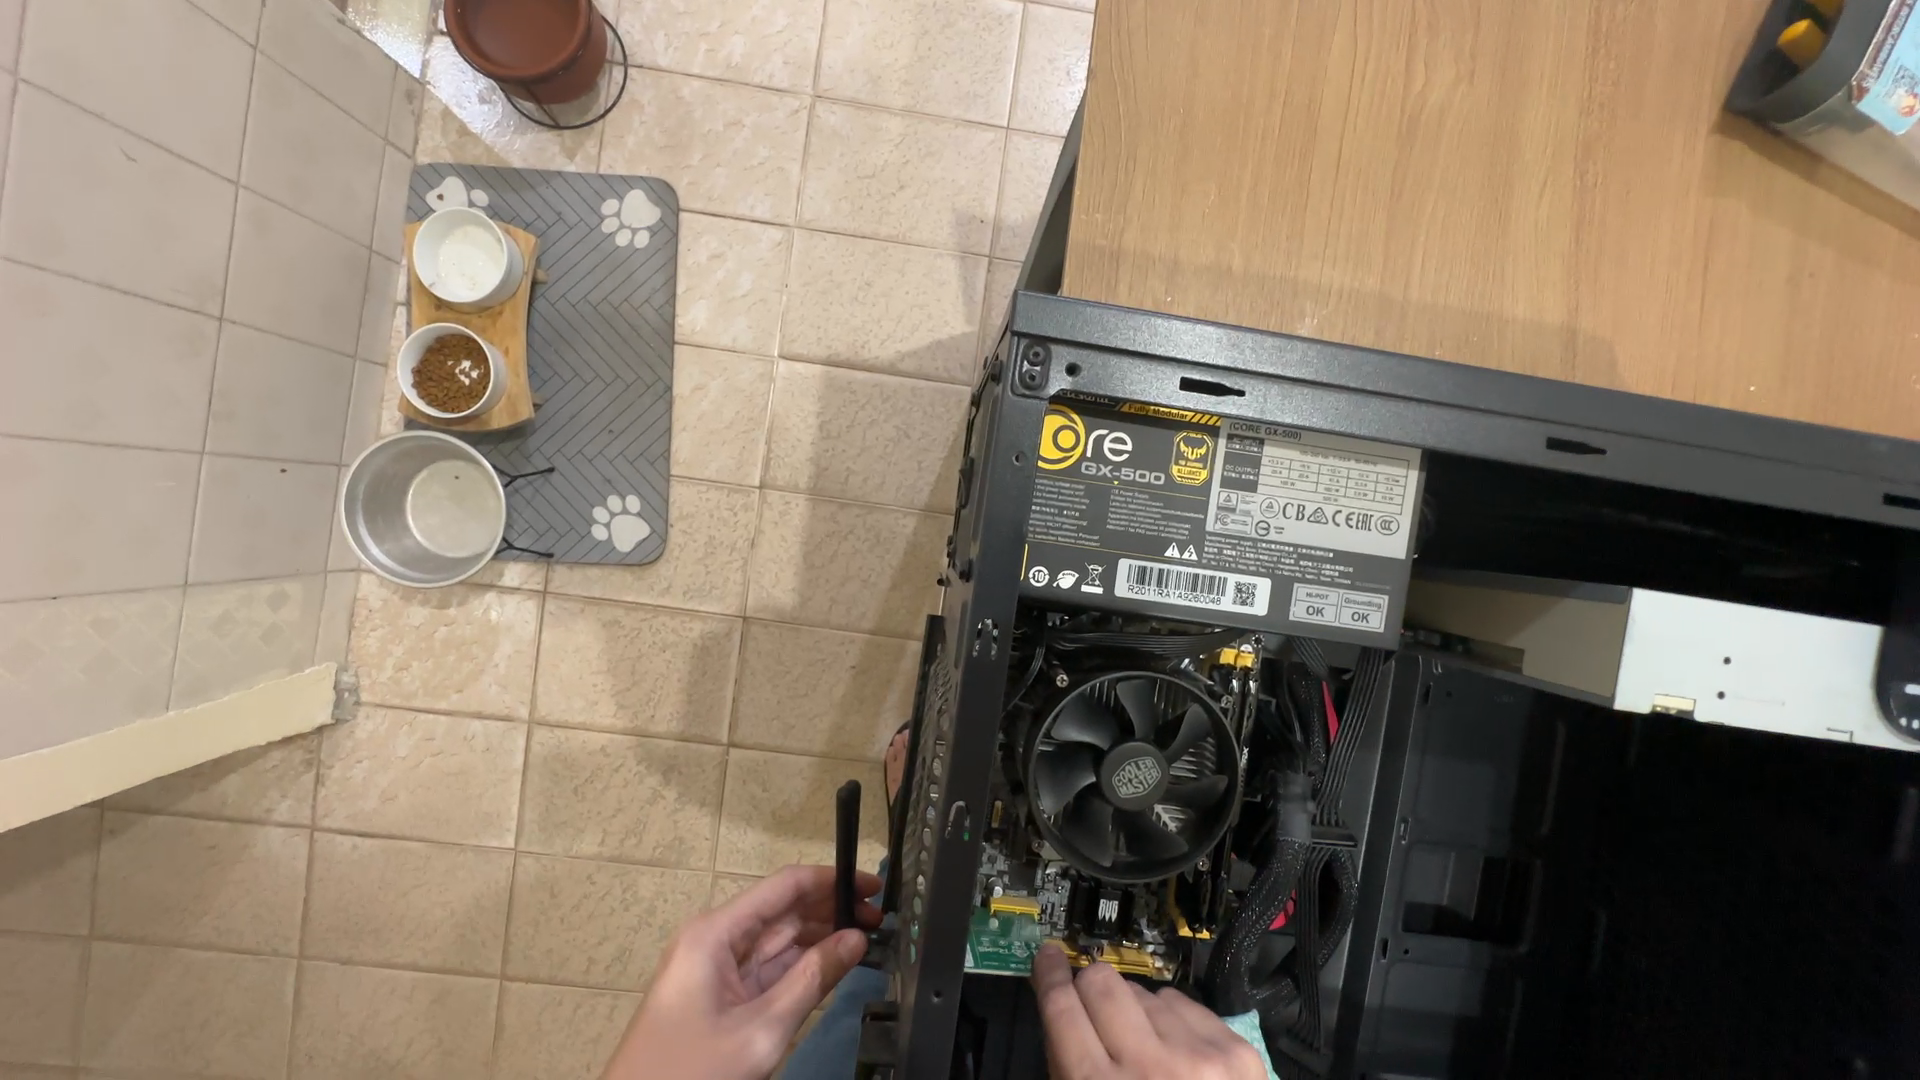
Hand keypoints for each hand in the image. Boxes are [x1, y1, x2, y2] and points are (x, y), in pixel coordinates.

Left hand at [603, 864, 882, 1079]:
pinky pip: (769, 968)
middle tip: (882, 919)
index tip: (874, 888)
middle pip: (784, 909)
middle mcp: (717, 937)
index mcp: (717, 932)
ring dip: (822, 936)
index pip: (785, 886)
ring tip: (869, 938)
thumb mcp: (761, 1031)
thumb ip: (812, 980)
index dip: (832, 881)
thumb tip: (857, 938)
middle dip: (832, 909)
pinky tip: (836, 963)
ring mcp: (717, 967)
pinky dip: (804, 964)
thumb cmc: (693, 1073)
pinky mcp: (721, 995)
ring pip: (780, 938)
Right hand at [1031, 943, 1267, 1079]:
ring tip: (1146, 1048)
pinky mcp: (1236, 1052)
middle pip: (1101, 984)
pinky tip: (1178, 1052)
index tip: (1048, 957)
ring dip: (1137, 1012)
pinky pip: (1183, 1002)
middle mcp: (1147, 1066)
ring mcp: (1196, 1055)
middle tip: (1093, 1004)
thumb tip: (1063, 1012)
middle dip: (1091, 987)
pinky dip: (1173, 1020)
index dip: (1050, 975)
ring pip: (1143, 991)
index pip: (1061, 1008)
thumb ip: (1069, 1070)